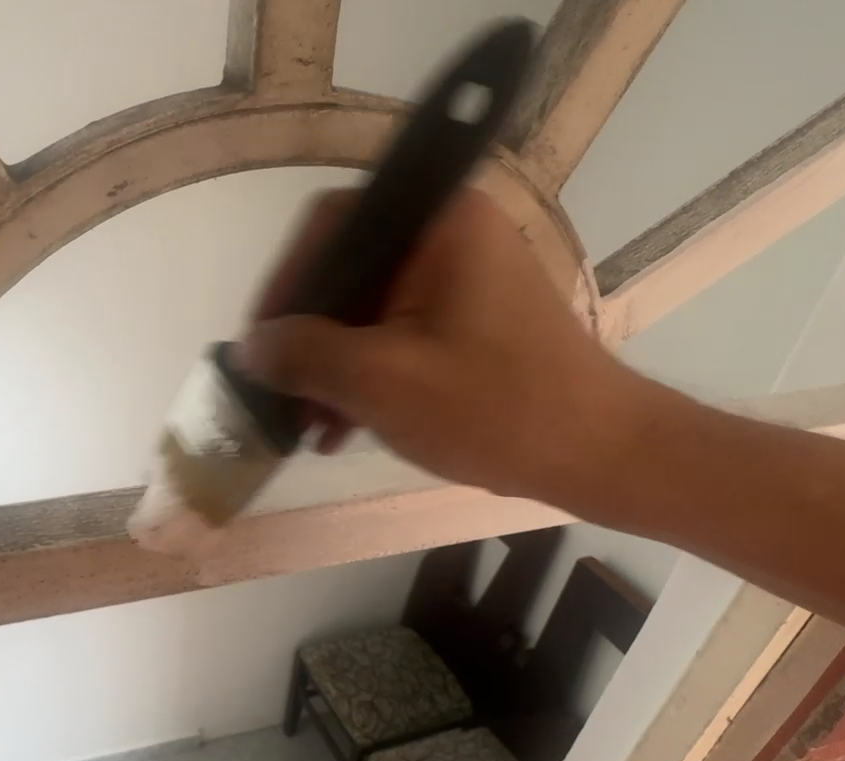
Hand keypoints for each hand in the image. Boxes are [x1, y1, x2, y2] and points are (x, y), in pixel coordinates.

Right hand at [236, 187, 652, 505]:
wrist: (596, 454)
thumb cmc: (494, 409)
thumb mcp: (382, 382)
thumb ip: (304, 355)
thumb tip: (248, 348)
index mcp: (438, 223)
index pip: (331, 226)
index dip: (285, 284)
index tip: (261, 344)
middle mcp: (449, 236)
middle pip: (348, 272)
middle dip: (306, 340)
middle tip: (279, 394)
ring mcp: (461, 279)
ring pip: (367, 311)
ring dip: (330, 367)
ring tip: (307, 426)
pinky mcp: (467, 319)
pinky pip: (395, 335)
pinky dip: (363, 376)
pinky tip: (341, 427)